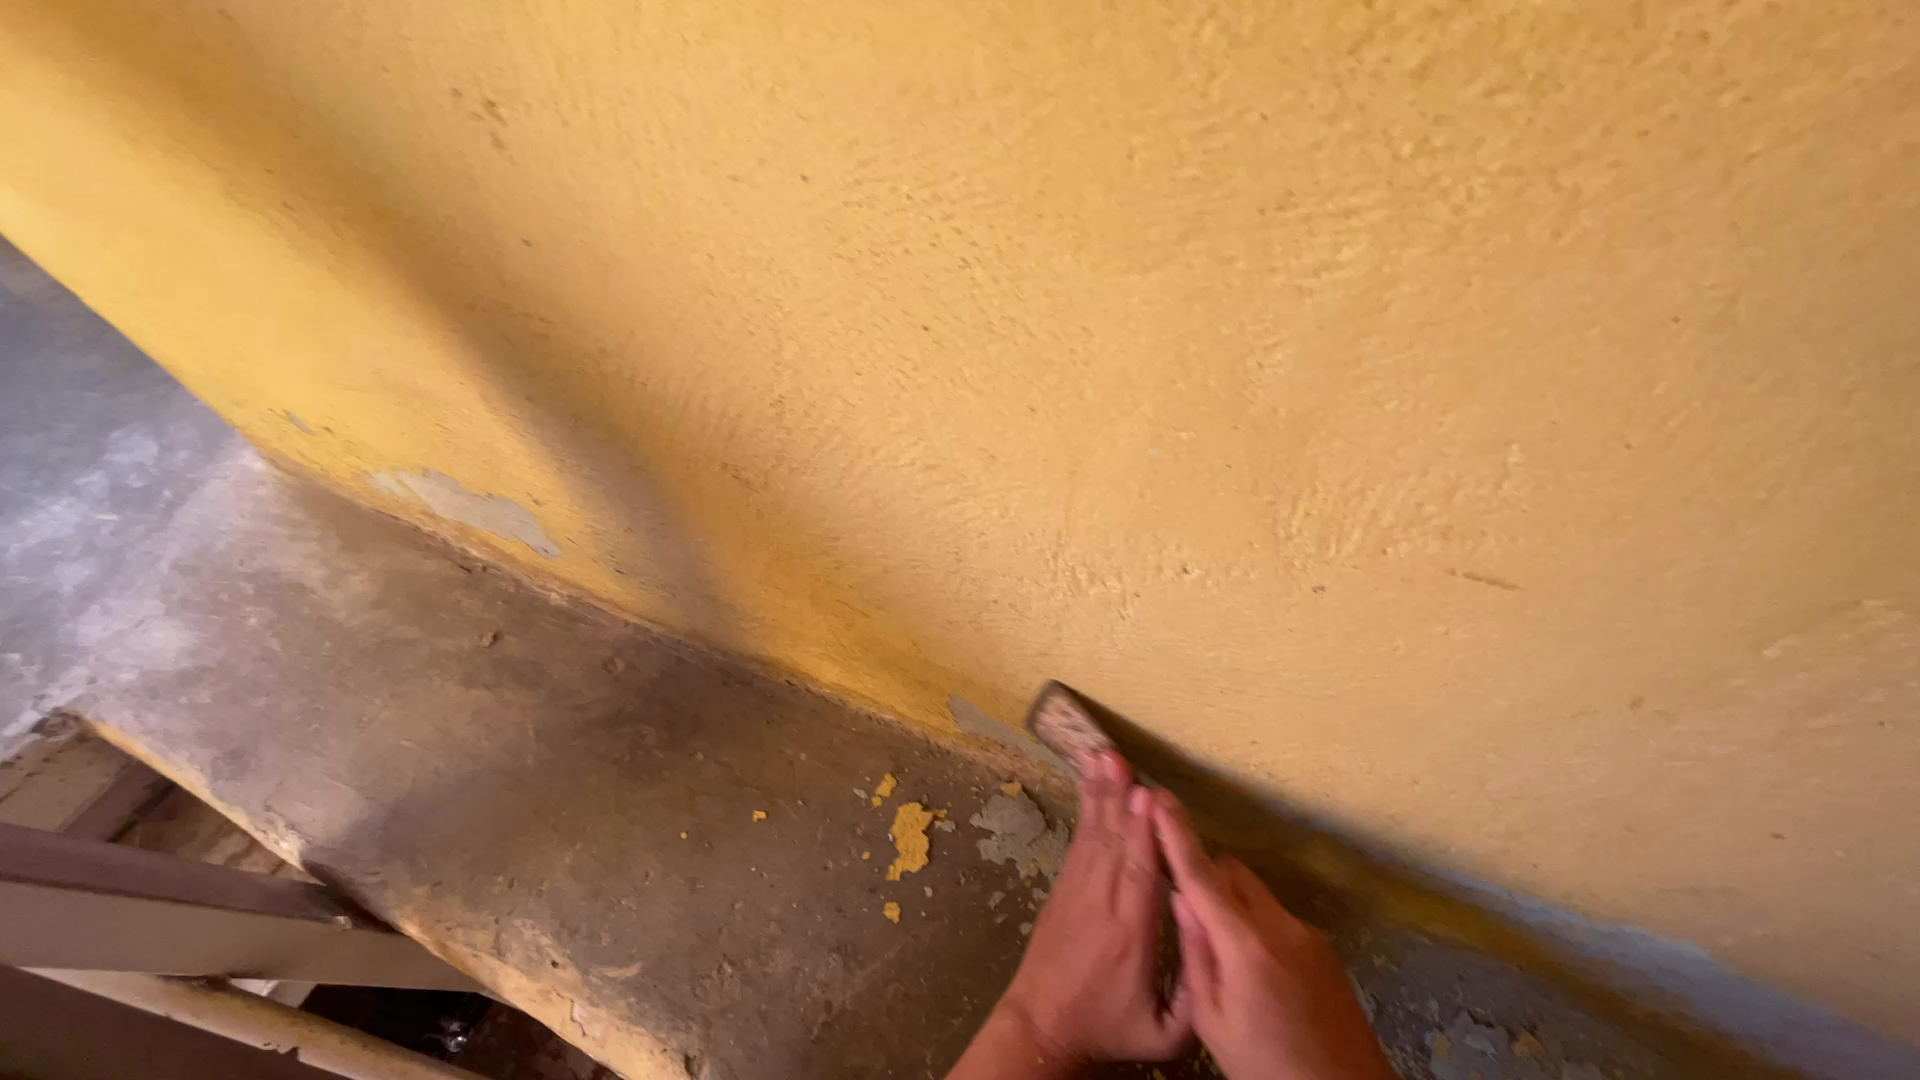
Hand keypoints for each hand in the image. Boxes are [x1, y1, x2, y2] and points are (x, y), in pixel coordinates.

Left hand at [948, 751, 1190, 1077]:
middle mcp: (1102, 903)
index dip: (1144, 833)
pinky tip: (1091, 782)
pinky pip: (1079, 840)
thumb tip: (1210, 934)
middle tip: (1122, 759)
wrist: (1042, 1025)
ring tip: (1104, 756)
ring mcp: (1078, 890)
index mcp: (1131, 934)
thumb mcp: (1165, 1033)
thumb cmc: (1110, 1028)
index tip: (1150, 796)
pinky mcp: (1064, 886)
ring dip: (1100, 794)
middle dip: (1120, 799)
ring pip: (1094, 834)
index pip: (1139, 874)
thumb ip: (1194, 993)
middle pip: (1115, 843)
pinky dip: (1087, 808)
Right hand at [1152, 789, 1395, 1079]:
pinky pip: (1277, 917)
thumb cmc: (1266, 1066)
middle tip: (1187, 908)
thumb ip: (1195, 953)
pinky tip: (1256, 972)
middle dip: (1205, 876)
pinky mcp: (1325, 948)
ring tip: (1223, 955)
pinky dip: (1256, 926)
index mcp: (1245, 944)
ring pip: (1255, 894)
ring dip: (1232, 903)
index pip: (1201, 874)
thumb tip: (1181, 897)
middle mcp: (1280, 926)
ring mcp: (1307, 934)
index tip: (1159, 798)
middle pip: (1231, 871)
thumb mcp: (1212, 1020)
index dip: (1176, 833)